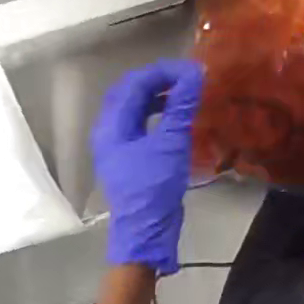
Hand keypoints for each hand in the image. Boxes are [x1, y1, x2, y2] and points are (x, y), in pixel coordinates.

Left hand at [91, 59, 203, 276]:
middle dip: (160, 80)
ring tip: (184, 94)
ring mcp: (116, 143)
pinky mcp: (127, 155)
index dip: (165, 72)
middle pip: (131, 91)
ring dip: (158, 95)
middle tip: (188, 79)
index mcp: (113, 124)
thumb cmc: (154, 188)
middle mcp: (109, 129)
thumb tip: (195, 75)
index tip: (193, 72)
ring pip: (134, 106)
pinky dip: (156, 112)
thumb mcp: (171, 145)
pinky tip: (175, 116)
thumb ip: (181, 107)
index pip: (136, 83)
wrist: (145, 231)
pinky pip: (139, 122)